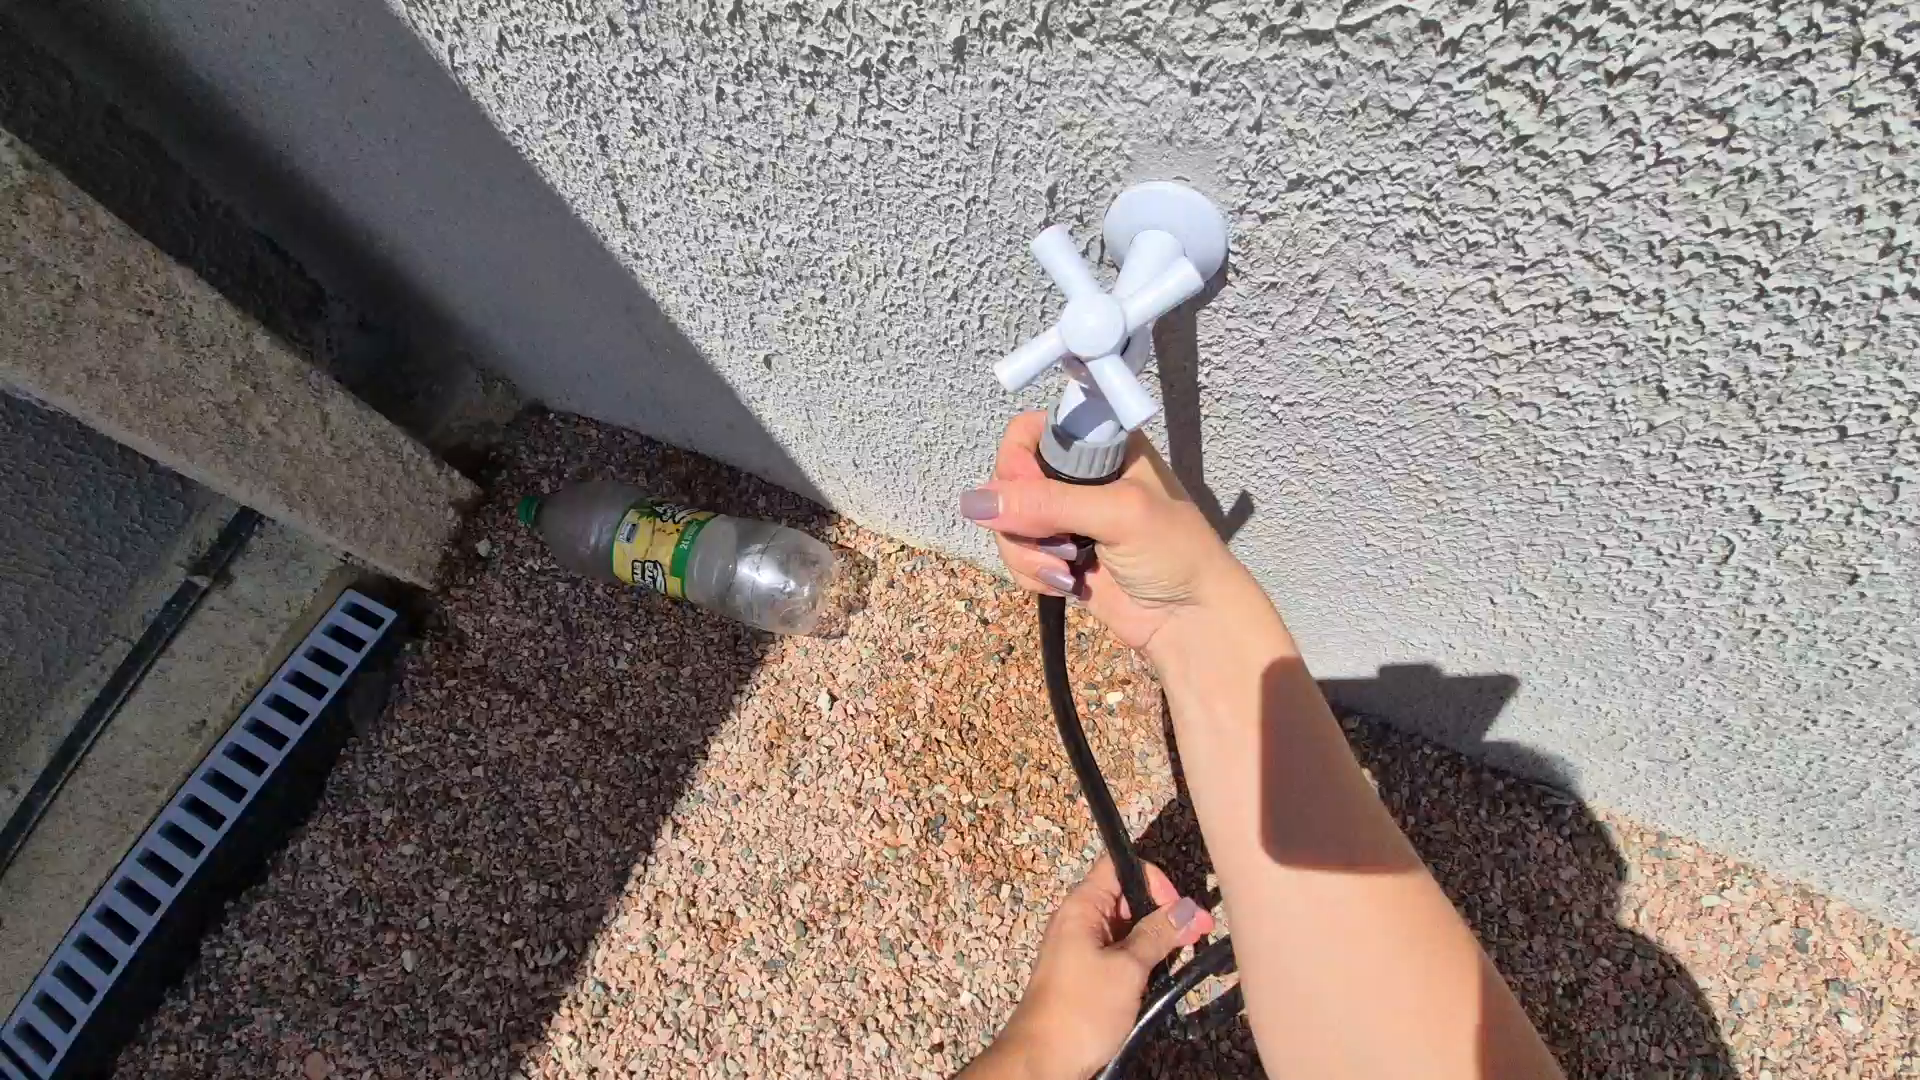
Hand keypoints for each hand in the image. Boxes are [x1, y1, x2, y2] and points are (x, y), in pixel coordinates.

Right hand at [961, 411, 1242, 652]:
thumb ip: (1048, 503)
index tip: (1030, 492)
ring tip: (1067, 570)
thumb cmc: (1173, 553)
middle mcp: (1077, 477)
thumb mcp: (1117, 515)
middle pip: (1009, 482)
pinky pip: (1016, 556)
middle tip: (1058, 541)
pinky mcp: (1056, 556)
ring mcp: (1064, 519)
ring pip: (1007, 524)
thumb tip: (975, 502)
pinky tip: (1066, 585)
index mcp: (1100, 446)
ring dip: (1027, 553)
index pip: (1029, 432)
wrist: (1190, 620)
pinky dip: (1031, 573)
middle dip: (1022, 519)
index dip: (1018, 461)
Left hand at [961, 856, 1214, 1079]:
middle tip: (1198, 935)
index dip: (1151, 879)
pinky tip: (1165, 973)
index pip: (1118, 866)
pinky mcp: (1089, 971)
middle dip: (1163, 911)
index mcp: (1082, 904)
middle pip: (1127, 897)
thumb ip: (1157, 936)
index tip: (1178, 909)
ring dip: (1157, 937)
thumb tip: (1187, 910)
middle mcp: (1081, 917)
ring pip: (1128, 926)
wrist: (1043, 1059)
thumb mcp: (1127, 970)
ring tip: (1186, 955)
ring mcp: (1084, 945)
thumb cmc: (1082, 1008)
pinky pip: (1121, 951)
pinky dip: (1144, 958)